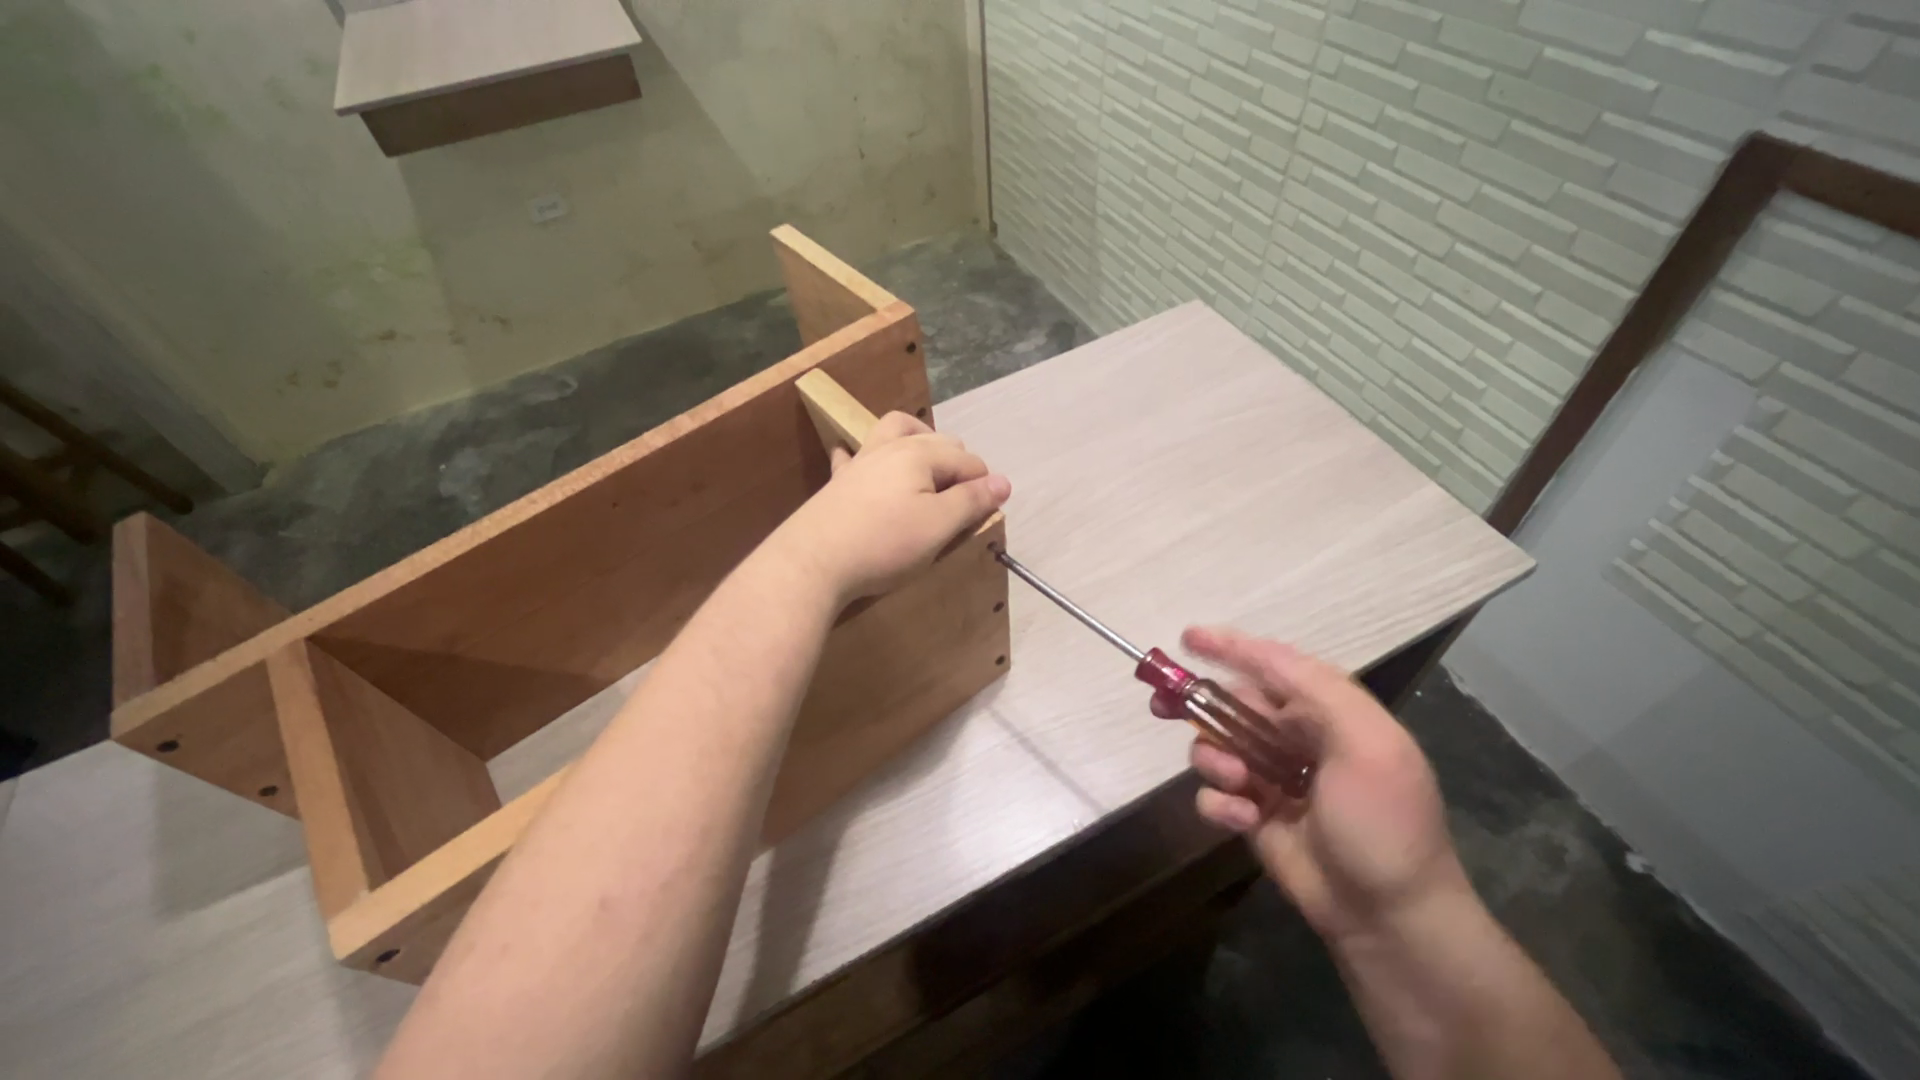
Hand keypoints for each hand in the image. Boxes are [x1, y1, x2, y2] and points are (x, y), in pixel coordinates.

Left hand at [771, 412, 1010, 602]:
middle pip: (938, 442)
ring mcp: (861, 461)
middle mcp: (891, 447)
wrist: (812, 562)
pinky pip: (855, 456)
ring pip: (897, 433)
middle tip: (959, 507)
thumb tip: (1004, 481)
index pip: (969, 462)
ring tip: (928, 472)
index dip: (983, 488)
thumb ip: (972, 501)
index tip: (981, 519)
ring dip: (918, 444)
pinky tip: (866, 468)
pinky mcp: (838, 482)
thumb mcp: (938, 527)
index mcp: (921, 454)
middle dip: (956, 466)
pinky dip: (868, 458)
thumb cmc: (884, 545)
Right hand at [1181, 626, 1472, 944]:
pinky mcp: (1254, 815)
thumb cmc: (1383, 822)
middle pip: (1233, 704)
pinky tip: (1243, 819)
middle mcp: (1297, 739)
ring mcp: (1273, 778)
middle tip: (1161, 704)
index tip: (1188, 637)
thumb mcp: (1368, 744)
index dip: (1231, 647)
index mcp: (1330, 713)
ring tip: (1237, 783)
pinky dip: (1219, 802)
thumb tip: (1259, 657)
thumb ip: (1316, 690)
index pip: (1273, 666)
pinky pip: (1215, 794)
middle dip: (1199, 702)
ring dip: (1215, 759)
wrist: (1386, 915)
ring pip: (1216, 747)